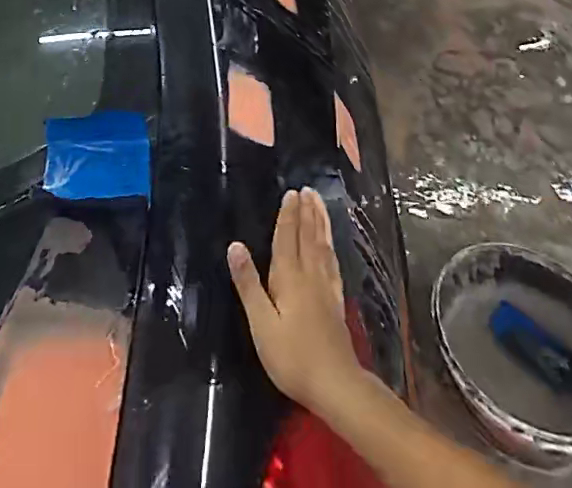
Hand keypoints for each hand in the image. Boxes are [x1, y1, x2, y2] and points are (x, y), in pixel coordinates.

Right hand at [227, 188, 372, 415]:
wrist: (335, 383)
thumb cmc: (291, 356)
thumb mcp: (261, 323)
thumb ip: (248, 284)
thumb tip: (235, 245)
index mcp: (289, 277)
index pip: (287, 238)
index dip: (288, 215)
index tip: (290, 193)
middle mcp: (310, 275)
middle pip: (308, 236)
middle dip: (306, 212)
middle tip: (306, 189)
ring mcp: (326, 287)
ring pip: (322, 245)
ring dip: (320, 222)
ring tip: (318, 204)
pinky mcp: (336, 300)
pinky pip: (332, 262)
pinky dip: (330, 246)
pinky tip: (329, 245)